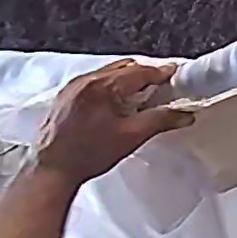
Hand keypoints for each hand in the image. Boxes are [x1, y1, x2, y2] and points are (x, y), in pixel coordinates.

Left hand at [33, 61, 192, 185]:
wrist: (51, 170)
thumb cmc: (88, 155)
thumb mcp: (131, 137)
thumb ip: (161, 120)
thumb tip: (185, 114)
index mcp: (103, 86)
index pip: (141, 71)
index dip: (161, 73)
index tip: (175, 75)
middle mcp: (86, 80)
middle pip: (125, 67)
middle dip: (144, 75)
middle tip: (160, 89)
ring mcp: (74, 86)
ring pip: (109, 73)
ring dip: (126, 81)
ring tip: (139, 99)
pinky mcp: (66, 95)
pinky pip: (94, 81)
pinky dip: (110, 87)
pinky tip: (116, 105)